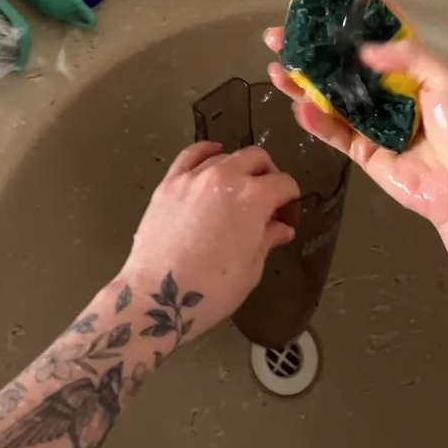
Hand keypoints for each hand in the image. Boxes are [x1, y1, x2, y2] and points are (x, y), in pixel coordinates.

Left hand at [119, 142, 299, 343]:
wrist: (158, 296)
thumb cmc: (211, 290)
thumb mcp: (250, 269)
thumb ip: (267, 239)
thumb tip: (281, 227)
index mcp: (253, 198)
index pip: (283, 183)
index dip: (290, 197)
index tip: (286, 211)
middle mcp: (226, 176)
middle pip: (257, 158)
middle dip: (268, 174)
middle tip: (267, 197)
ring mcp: (195, 176)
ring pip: (226, 156)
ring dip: (239, 168)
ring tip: (238, 189)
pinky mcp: (170, 181)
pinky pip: (191, 154)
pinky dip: (207, 151)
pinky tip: (213, 155)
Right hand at [264, 26, 447, 236]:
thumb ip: (408, 56)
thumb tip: (364, 49)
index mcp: (413, 66)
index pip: (380, 29)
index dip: (357, 8)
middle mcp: (387, 88)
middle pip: (342, 62)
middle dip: (311, 46)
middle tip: (280, 34)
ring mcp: (371, 120)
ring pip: (329, 95)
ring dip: (301, 81)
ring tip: (276, 67)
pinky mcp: (362, 150)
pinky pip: (333, 132)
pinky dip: (314, 120)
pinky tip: (299, 106)